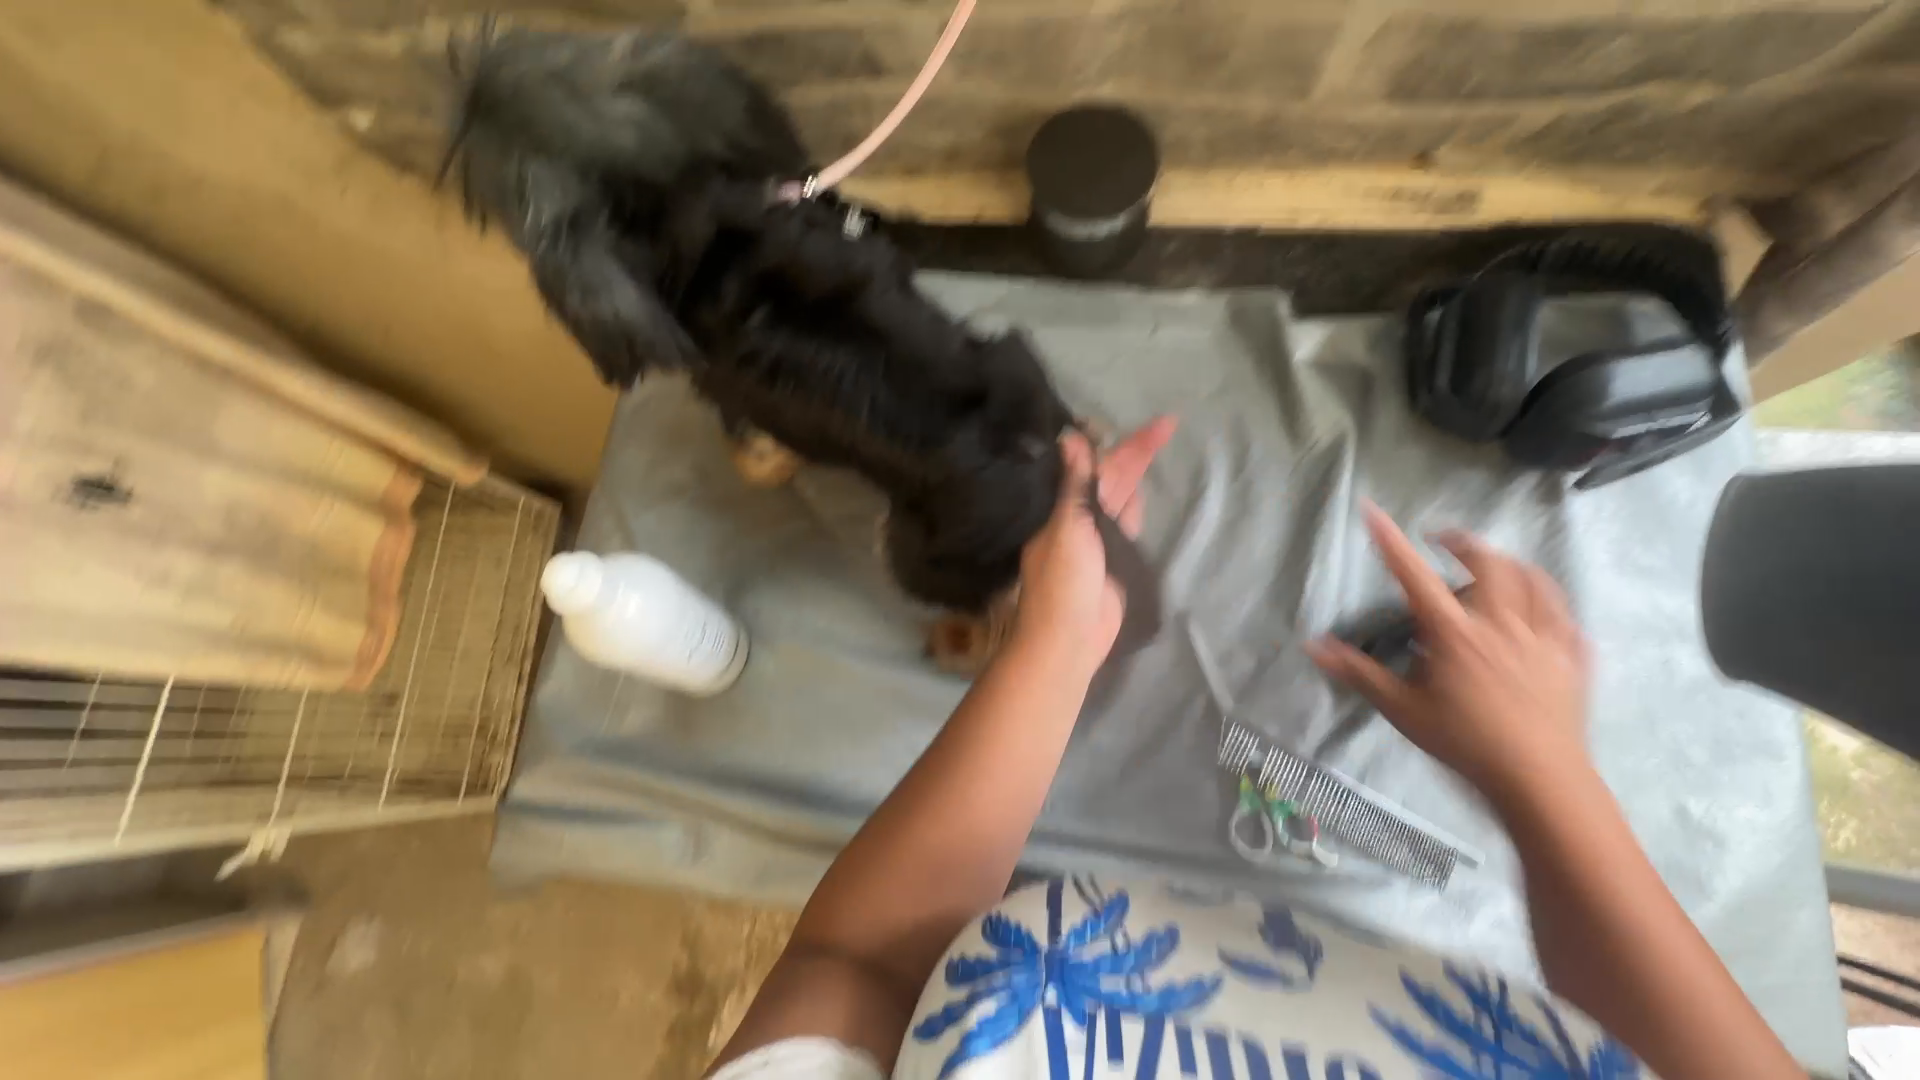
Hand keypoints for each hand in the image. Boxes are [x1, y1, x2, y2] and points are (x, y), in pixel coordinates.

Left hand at [1013, 417, 1175, 674]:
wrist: (1068, 639)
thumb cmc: (1063, 583)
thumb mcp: (1067, 529)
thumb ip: (1075, 486)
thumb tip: (1070, 438)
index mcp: (1060, 509)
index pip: (1093, 467)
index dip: (1120, 445)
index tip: (1144, 424)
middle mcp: (1075, 520)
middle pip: (1109, 479)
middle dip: (1135, 454)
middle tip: (1167, 425)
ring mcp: (1094, 541)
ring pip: (1117, 499)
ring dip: (1132, 474)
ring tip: (1152, 443)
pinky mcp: (1110, 562)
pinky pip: (1123, 527)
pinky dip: (1132, 507)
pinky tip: (1139, 492)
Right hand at [1306, 503, 1591, 805]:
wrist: (1540, 779)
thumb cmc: (1463, 742)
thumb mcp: (1401, 709)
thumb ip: (1359, 673)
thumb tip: (1313, 647)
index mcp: (1455, 633)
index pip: (1415, 576)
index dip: (1391, 542)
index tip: (1374, 512)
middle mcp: (1500, 624)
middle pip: (1489, 563)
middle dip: (1465, 543)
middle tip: (1444, 542)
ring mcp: (1543, 639)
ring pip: (1534, 581)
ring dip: (1510, 565)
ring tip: (1495, 567)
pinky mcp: (1572, 658)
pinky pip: (1566, 616)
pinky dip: (1549, 603)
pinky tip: (1540, 610)